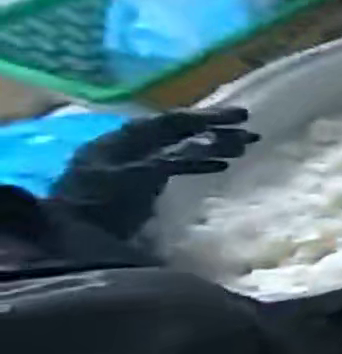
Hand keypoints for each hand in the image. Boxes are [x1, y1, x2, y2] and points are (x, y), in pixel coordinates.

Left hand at [53, 107, 258, 237]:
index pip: (169, 121)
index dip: (206, 116)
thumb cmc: (103, 202)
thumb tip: (212, 141)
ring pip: (183, 149)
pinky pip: (179, 166)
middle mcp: (127, 148)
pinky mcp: (143, 182)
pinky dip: (204, 163)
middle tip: (251, 131)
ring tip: (245, 147)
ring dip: (216, 147)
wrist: (77, 238)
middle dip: (216, 130)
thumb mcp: (137, 176)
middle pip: (178, 133)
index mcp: (120, 141)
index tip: (243, 116)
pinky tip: (224, 166)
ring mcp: (134, 165)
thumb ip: (174, 158)